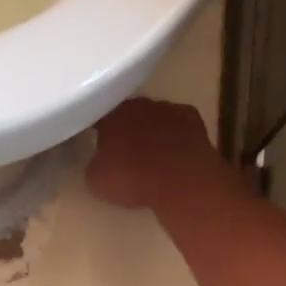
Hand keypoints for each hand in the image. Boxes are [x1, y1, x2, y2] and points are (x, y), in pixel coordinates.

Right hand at [88, 98, 234, 209]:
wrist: (179, 180)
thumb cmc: (132, 179)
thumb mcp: (97, 180)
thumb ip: (94, 164)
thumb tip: (99, 161)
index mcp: (110, 116)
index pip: (97, 115)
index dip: (94, 128)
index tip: (94, 141)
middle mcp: (138, 104)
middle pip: (127, 113)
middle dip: (126, 128)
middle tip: (124, 151)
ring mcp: (167, 107)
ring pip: (154, 116)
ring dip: (151, 130)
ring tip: (152, 155)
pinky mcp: (191, 117)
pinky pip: (178, 123)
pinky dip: (176, 134)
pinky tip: (175, 152)